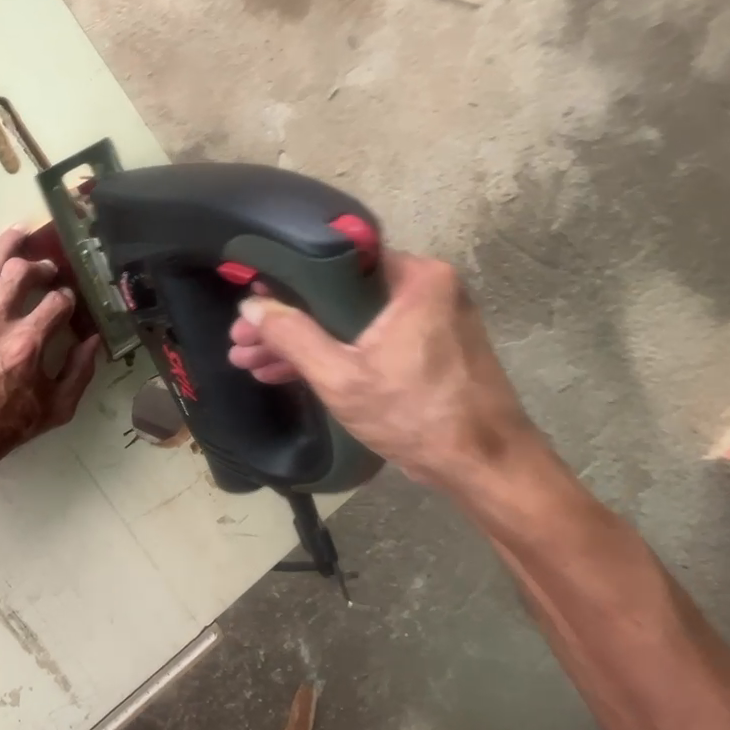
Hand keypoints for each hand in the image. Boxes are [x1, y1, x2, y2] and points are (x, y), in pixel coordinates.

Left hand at [0, 227, 102, 471]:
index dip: (67, 299)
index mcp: (26, 346)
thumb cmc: (7, 427)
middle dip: (40, 266)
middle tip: (48, 271)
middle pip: (19, 273)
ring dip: (6, 247)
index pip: (55, 303)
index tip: (69, 303)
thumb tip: (94, 340)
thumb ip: (80, 372)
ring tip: (18, 233)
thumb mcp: (56, 410)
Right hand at [227, 251, 540, 488]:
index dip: (284, 280)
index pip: (334, 261)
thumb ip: (291, 336)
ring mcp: (429, 318)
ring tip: (251, 361)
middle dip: (286, 321)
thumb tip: (251, 305)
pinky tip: (285, 371)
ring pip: (348, 320)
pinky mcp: (427, 347)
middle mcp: (426, 288)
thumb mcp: (340, 376)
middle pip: (336, 294)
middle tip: (242, 339)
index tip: (251, 299)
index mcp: (415, 279)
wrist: (487, 468)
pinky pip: (367, 338)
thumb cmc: (416, 415)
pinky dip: (333, 353)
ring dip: (302, 342)